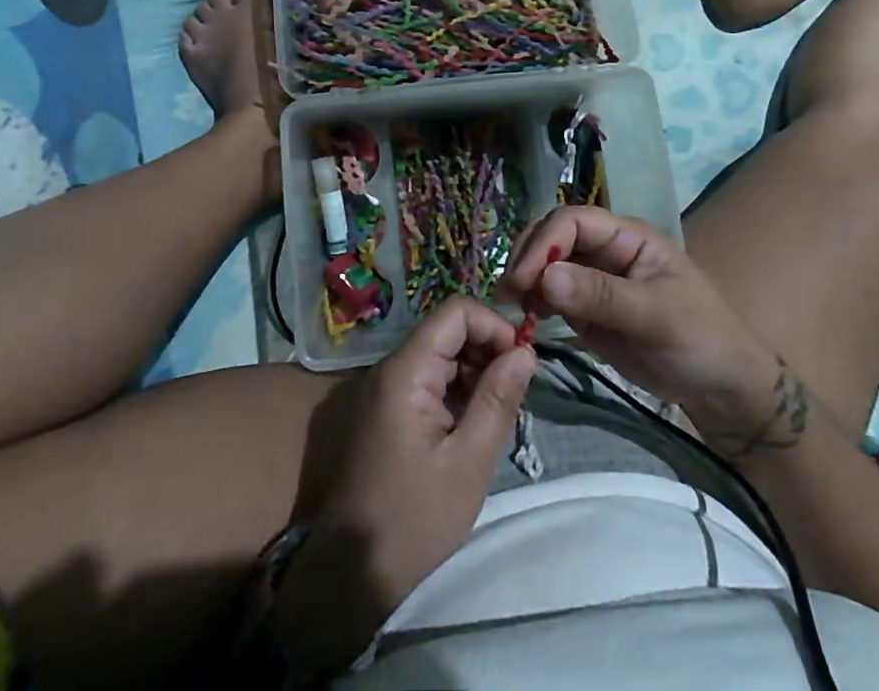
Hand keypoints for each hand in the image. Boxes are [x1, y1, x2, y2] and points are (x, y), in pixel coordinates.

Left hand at [275, 299, 535, 669]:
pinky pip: (428, 380)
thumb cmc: (415, 518)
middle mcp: (389, 369)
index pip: (454, 312)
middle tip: (515, 394)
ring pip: (440, 355)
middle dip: (487, 350)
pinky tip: (473, 424)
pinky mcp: (385, 409)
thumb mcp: (469, 461)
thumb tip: (526, 351)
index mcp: (405, 373)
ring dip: (474, 372)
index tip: (522, 362)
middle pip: (447, 331)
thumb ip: (498, 399)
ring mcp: (384, 389)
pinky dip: (457, 391)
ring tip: (497, 413)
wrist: (352, 566)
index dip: (494, 326)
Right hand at [498, 207, 794, 443]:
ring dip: (524, 281)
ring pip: (544, 265)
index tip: (523, 279)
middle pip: (551, 237)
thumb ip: (602, 295)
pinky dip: (531, 302)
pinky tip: (525, 319)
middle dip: (527, 259)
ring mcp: (591, 278)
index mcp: (628, 237)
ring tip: (512, 309)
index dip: (544, 243)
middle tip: (509, 295)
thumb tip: (545, 277)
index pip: (574, 222)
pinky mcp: (583, 307)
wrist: (717, 386)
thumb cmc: (700, 339)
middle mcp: (605, 250)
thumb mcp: (657, 316)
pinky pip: (548, 295)